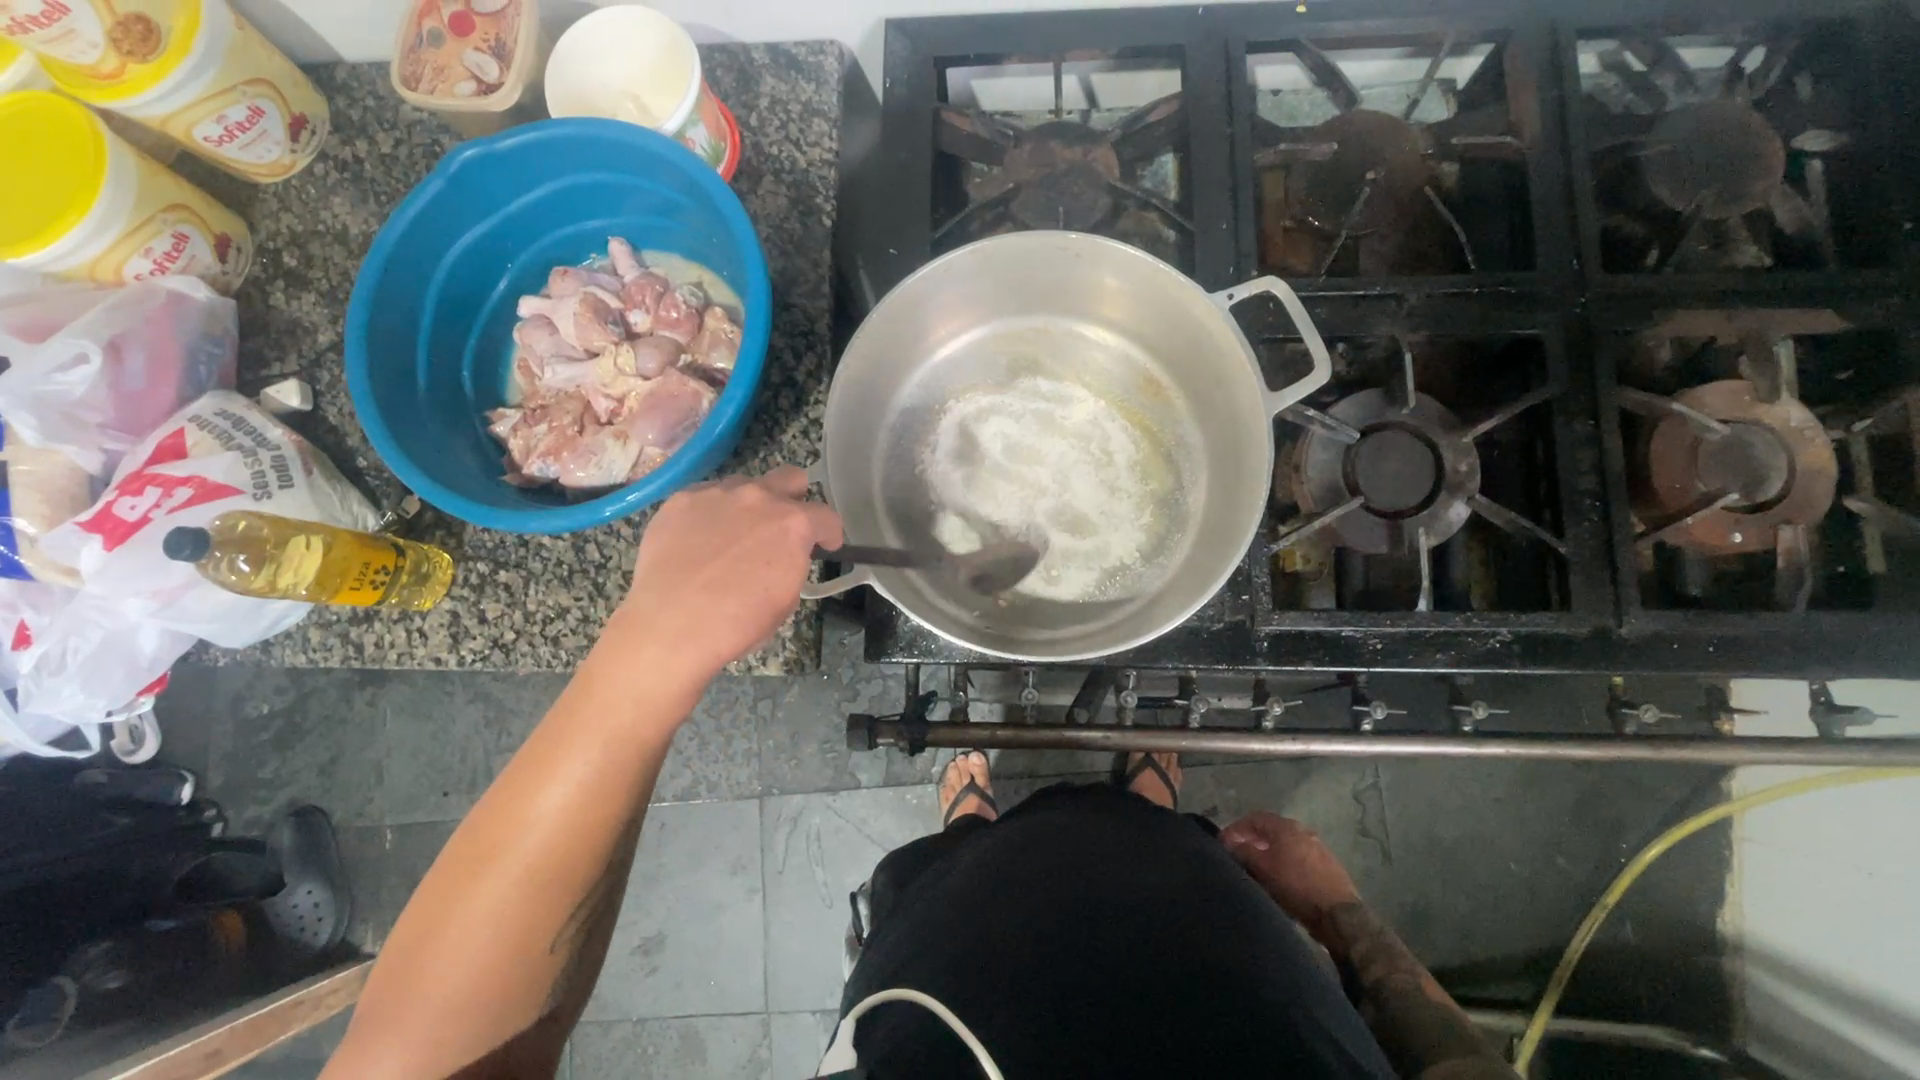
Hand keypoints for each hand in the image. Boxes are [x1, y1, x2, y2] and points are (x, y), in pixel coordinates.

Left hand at [612, 465, 842, 681]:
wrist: (671, 623)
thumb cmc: (737, 623)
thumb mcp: (786, 598)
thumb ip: (793, 562)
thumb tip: (785, 554)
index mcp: (793, 524)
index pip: (826, 516)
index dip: (829, 533)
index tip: (825, 546)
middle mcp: (758, 498)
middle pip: (790, 477)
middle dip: (794, 499)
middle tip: (783, 526)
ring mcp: (717, 493)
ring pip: (744, 485)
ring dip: (748, 506)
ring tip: (732, 536)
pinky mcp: (681, 499)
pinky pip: (705, 496)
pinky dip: (711, 513)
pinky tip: (699, 540)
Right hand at [1221, 812, 1362, 947]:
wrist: (1339, 914)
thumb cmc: (1295, 885)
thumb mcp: (1262, 868)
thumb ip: (1243, 851)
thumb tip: (1229, 843)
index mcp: (1286, 827)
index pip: (1255, 818)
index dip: (1236, 828)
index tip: (1223, 843)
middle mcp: (1303, 831)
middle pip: (1271, 831)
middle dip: (1252, 841)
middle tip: (1238, 855)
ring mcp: (1318, 848)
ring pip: (1285, 846)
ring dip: (1268, 854)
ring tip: (1257, 870)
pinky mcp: (1327, 867)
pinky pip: (1298, 859)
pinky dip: (1284, 864)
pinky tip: (1280, 880)